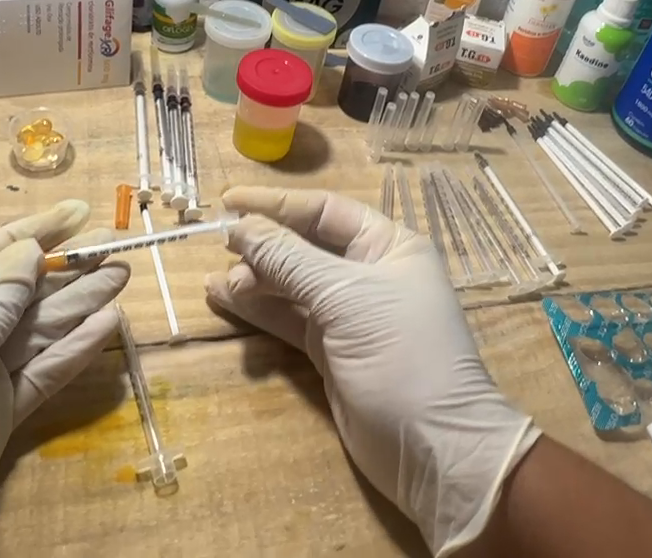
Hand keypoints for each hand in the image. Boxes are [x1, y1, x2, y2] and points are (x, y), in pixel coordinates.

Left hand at [0, 200, 128, 557]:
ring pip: (28, 336)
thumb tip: (26, 250)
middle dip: (59, 271)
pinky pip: (36, 377)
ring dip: (75, 306)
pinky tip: (107, 326)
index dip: (26, 232)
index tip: (75, 210)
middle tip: (113, 246)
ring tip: (122, 276)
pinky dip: (71, 352)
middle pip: (6, 298)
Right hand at [205, 187, 538, 556]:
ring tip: (216, 282)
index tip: (228, 201)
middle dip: (263, 245)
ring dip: (255, 280)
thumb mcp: (345, 297)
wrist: (435, 450)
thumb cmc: (402, 355)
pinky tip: (226, 300)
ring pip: (292, 285)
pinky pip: (289, 319)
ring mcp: (349, 314)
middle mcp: (369, 273)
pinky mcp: (332, 351)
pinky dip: (259, 310)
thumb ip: (289, 260)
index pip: (323, 211)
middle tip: (218, 246)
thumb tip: (240, 227)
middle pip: (305, 246)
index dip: (275, 204)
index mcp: (387, 246)